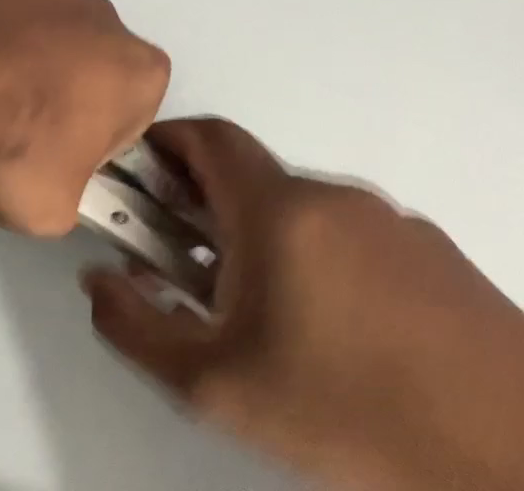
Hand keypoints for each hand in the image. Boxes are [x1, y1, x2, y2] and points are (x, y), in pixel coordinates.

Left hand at [0, 0, 168, 235]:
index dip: (88, 128)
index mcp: (139, 70)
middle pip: (80, 49)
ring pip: (30, 14)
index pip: (126, 102)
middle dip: (50, 74)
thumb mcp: (51, 208)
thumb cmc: (8, 151)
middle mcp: (98, 13)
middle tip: (0, 108)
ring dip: (7, 38)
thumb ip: (65, 192)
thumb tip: (43, 187)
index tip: (48, 146)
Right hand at [84, 119, 523, 490]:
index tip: (131, 188)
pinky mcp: (450, 269)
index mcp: (284, 212)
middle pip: (245, 181)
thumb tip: (100, 281)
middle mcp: (344, 204)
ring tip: (252, 316)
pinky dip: (314, 265)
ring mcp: (406, 234)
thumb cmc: (350, 416)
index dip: (155, 145)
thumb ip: (127, 322)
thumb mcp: (206, 383)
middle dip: (197, 214)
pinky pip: (353, 243)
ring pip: (298, 215)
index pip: (204, 136)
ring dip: (255, 243)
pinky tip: (321, 335)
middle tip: (178, 273)